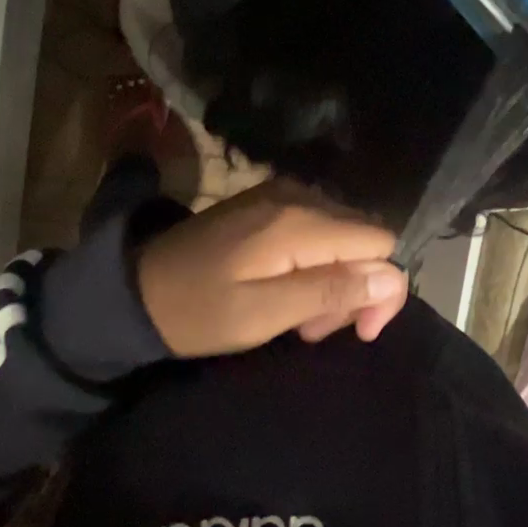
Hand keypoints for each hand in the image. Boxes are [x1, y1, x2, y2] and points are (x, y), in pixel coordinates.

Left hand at [136, 179, 409, 356]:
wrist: (134, 290)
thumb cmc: (197, 311)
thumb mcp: (264, 313)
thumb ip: (330, 292)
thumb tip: (393, 277)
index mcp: (300, 222)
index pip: (381, 243)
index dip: (381, 288)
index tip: (358, 331)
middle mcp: (298, 196)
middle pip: (365, 240)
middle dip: (354, 290)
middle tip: (313, 330)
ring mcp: (281, 195)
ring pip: (344, 238)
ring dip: (333, 283)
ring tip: (296, 319)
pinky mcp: (268, 204)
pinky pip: (318, 233)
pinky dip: (314, 267)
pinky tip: (287, 293)